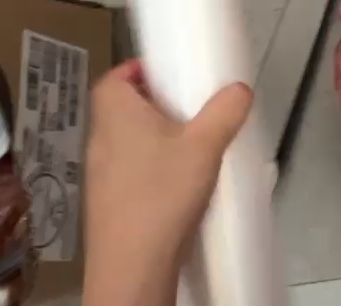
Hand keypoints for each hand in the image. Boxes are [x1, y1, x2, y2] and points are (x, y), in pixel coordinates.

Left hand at [84, 61, 252, 305]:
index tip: (166, 70)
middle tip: (190, 102)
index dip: (135, 69)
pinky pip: (130, 171)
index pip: (111, 80)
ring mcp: (101, 180)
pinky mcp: (109, 208)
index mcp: (117, 120)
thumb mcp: (207, 144)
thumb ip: (227, 110)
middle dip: (155, 101)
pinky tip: (181, 179)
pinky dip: (152, 166)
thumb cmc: (163, 196)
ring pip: (126, 142)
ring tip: (192, 139)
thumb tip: (239, 90)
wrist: (133, 271)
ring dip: (155, 135)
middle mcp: (101, 145)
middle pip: (121, 109)